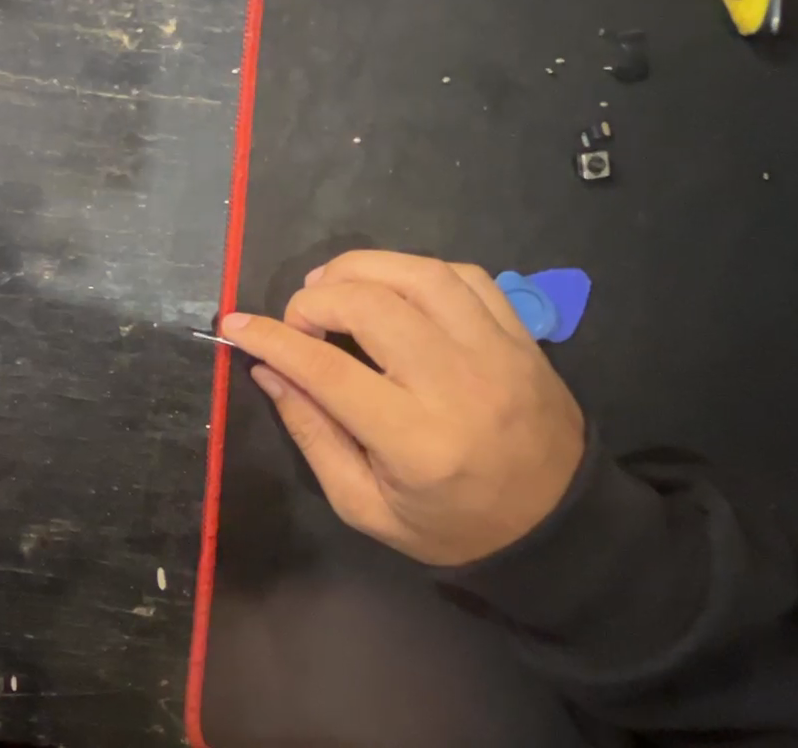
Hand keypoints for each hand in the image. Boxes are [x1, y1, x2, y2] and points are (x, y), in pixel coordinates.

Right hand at [220, 251, 585, 566]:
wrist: (561, 528)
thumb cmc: (451, 525)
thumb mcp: (364, 505)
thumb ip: (312, 434)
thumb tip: (268, 371)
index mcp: (414, 440)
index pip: (325, 368)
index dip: (271, 338)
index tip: (236, 323)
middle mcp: (457, 386)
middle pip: (370, 305)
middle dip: (313, 301)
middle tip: (297, 321)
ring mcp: (496, 353)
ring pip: (418, 274)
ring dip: (359, 269)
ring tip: (330, 287)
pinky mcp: (521, 336)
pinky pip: (463, 275)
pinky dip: (413, 270)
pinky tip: (390, 289)